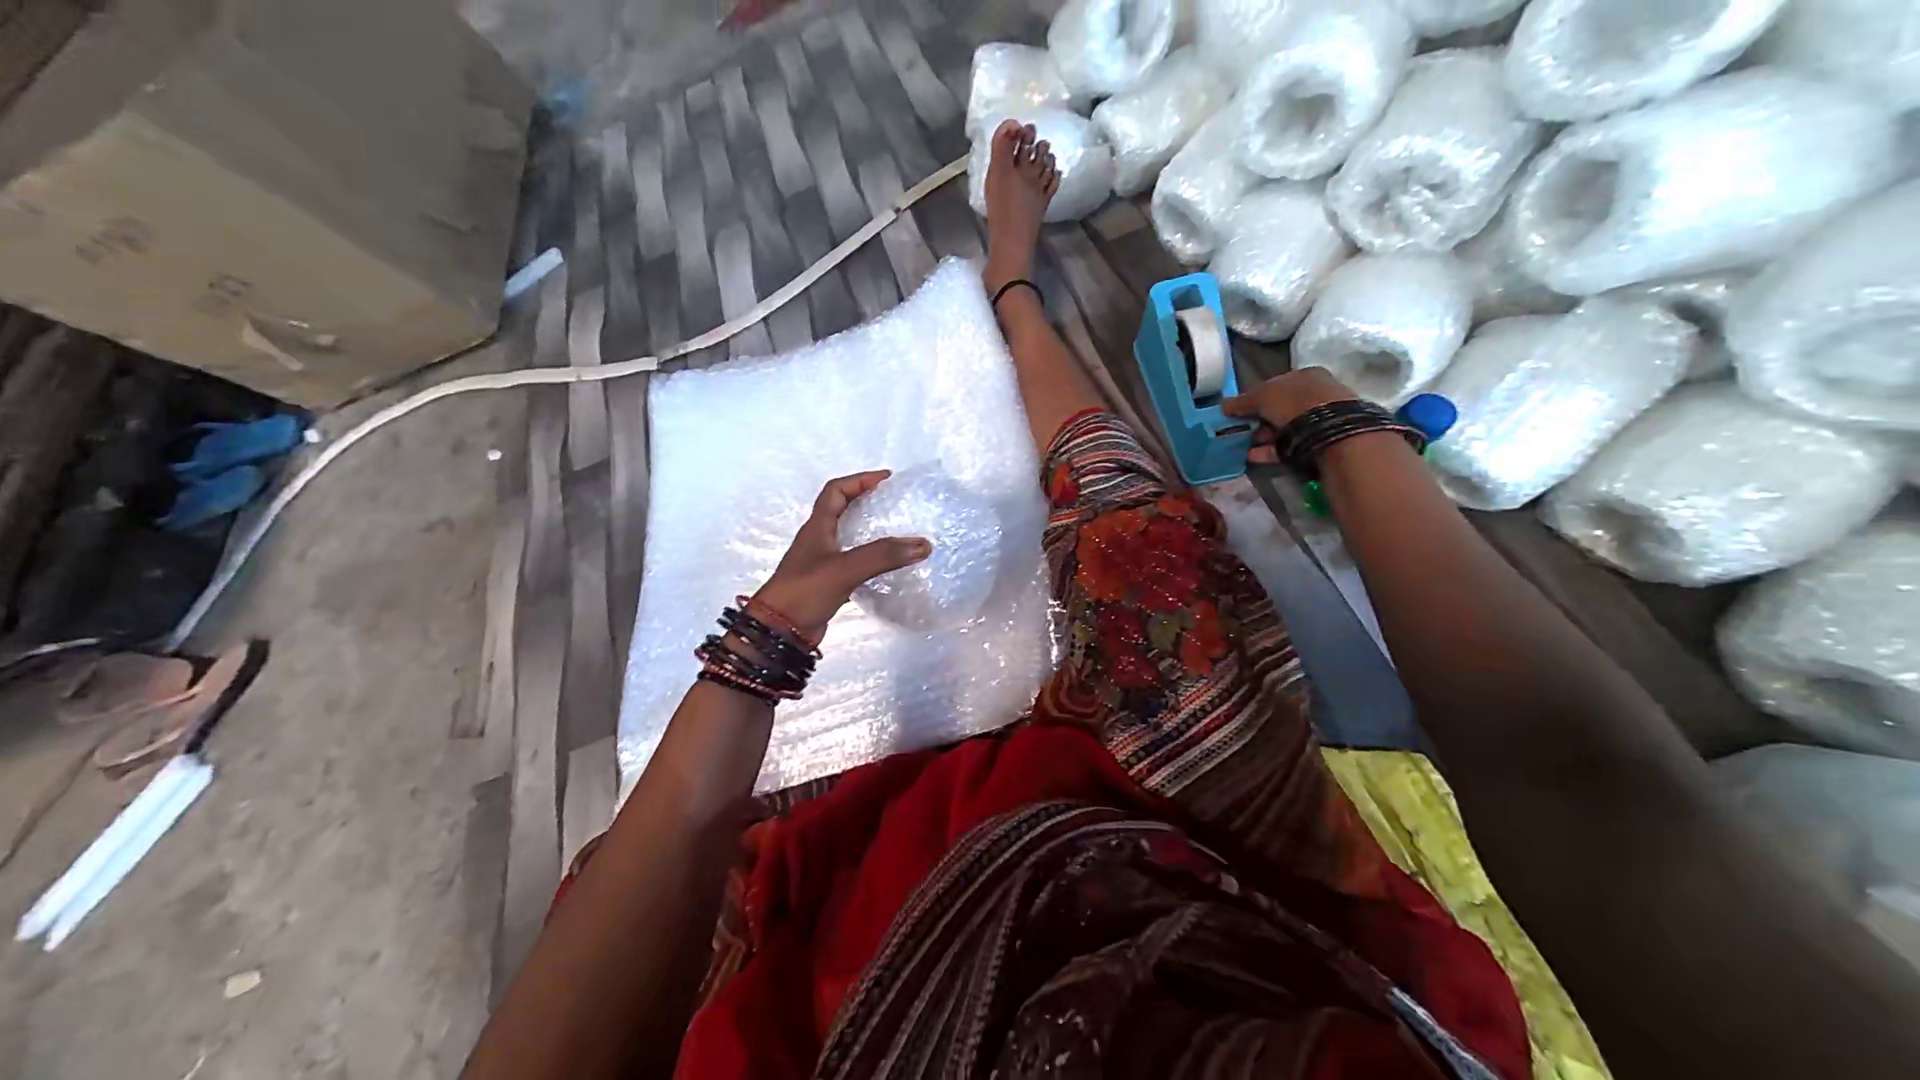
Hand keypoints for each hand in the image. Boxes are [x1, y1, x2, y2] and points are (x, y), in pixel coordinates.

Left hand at [753, 471, 930, 641]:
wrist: (779, 631)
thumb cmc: (805, 591)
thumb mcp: (845, 568)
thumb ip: (883, 556)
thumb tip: (923, 544)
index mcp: (817, 527)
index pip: (836, 491)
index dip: (860, 480)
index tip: (886, 479)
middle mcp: (818, 541)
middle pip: (842, 510)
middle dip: (867, 501)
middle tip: (895, 502)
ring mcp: (822, 563)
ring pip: (849, 538)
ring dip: (870, 531)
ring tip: (898, 532)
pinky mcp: (828, 584)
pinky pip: (853, 564)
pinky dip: (871, 561)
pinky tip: (889, 568)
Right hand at [1222, 368, 1358, 464]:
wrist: (1329, 430)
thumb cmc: (1295, 402)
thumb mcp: (1263, 396)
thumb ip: (1242, 401)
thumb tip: (1223, 406)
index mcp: (1305, 375)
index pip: (1274, 385)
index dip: (1254, 398)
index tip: (1238, 412)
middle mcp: (1315, 394)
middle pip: (1279, 408)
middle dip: (1258, 420)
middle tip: (1239, 431)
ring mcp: (1319, 419)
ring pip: (1283, 429)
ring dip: (1261, 438)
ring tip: (1243, 448)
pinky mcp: (1319, 442)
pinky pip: (1288, 446)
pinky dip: (1269, 451)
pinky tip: (1253, 457)